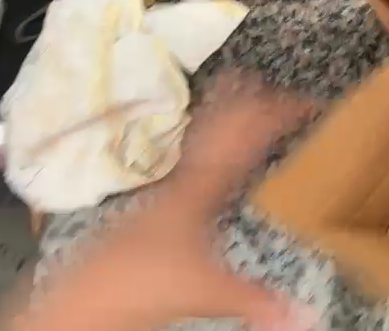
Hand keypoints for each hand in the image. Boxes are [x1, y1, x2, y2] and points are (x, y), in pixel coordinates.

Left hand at [7, 75, 314, 330]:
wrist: (83, 299)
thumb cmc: (144, 285)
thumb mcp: (207, 292)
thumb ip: (255, 299)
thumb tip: (302, 317)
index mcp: (204, 186)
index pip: (249, 139)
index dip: (277, 116)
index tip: (304, 104)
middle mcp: (185, 177)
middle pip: (219, 126)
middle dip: (244, 100)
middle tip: (265, 80)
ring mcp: (166, 187)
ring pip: (199, 136)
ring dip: (220, 111)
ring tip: (233, 87)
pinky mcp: (154, 203)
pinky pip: (188, 155)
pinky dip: (203, 137)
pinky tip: (203, 148)